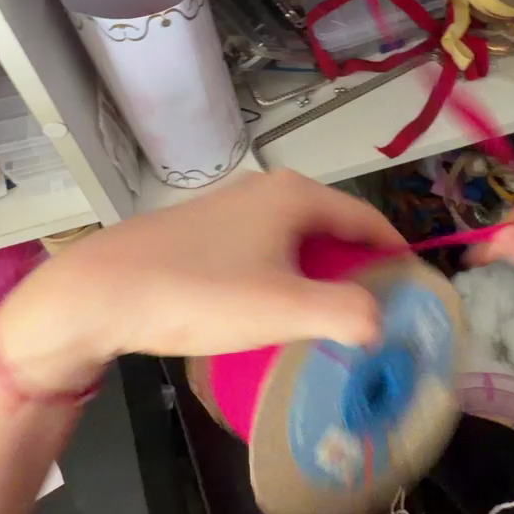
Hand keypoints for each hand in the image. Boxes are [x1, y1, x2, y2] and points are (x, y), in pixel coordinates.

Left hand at [0, 170, 404, 392]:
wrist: (100, 292)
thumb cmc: (199, 294)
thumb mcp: (283, 310)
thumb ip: (348, 314)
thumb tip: (380, 320)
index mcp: (297, 196)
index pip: (369, 220)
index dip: (396, 257)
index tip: (414, 296)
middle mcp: (269, 190)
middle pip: (336, 228)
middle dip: (358, 271)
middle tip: (373, 319)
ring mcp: (234, 206)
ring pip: (299, 240)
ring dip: (320, 277)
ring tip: (328, 323)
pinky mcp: (208, 229)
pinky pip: (267, 247)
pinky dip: (285, 275)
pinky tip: (273, 310)